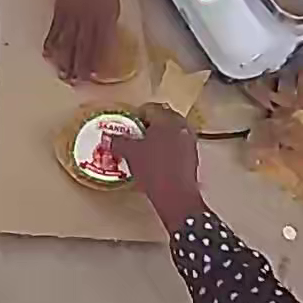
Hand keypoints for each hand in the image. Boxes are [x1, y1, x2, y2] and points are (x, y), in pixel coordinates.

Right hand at [43, 0, 120, 82]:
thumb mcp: (113, 4)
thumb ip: (108, 24)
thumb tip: (106, 43)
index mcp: (104, 17)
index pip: (100, 46)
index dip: (97, 63)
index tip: (95, 77)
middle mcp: (87, 19)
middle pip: (82, 48)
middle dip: (79, 67)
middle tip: (76, 83)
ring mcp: (71, 15)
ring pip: (66, 43)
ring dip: (63, 61)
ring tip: (62, 75)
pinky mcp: (59, 11)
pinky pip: (54, 31)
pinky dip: (51, 45)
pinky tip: (48, 56)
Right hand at [108, 104, 202, 230]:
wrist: (175, 194)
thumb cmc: (152, 169)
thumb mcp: (130, 153)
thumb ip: (119, 141)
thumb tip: (110, 137)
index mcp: (166, 118)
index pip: (149, 108)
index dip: (136, 116)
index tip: (128, 125)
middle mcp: (181, 125)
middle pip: (162, 118)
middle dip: (149, 125)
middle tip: (135, 135)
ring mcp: (189, 140)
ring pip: (171, 131)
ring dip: (159, 136)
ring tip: (145, 148)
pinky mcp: (192, 155)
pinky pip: (177, 144)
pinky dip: (167, 147)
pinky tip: (156, 160)